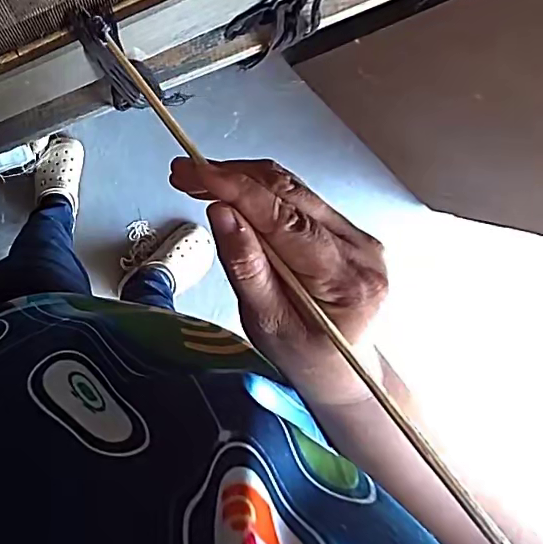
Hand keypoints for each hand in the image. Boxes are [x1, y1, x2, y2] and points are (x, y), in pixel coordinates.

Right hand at [170, 158, 388, 404]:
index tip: (194, 172)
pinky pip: (294, 197)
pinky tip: (227, 193)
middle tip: (183, 173)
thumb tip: (221, 214)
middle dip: (228, 176)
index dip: (234, 188)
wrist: (345, 372)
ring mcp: (355, 235)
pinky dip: (254, 191)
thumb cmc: (306, 359)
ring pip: (289, 188)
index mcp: (344, 278)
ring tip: (196, 180)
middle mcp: (359, 249)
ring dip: (238, 179)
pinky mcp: (342, 229)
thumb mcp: (266, 324)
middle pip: (286, 192)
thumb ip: (245, 268)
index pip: (283, 217)